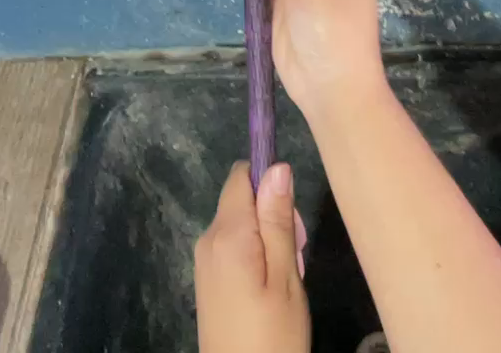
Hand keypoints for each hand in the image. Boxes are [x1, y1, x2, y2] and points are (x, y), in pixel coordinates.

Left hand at [196, 161, 310, 352]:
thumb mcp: (285, 278)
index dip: (268, 182)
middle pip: (242, 199)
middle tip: (295, 256)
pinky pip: (233, 246)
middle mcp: (208, 239)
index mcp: (226, 233)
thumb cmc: (271, 336)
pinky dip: (255, 255)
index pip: (241, 175)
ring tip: (286, 278)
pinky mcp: (208, 280)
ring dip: (267, 237)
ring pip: (240, 223)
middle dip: (272, 214)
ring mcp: (205, 261)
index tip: (290, 216)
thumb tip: (276, 166)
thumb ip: (278, 220)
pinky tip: (270, 288)